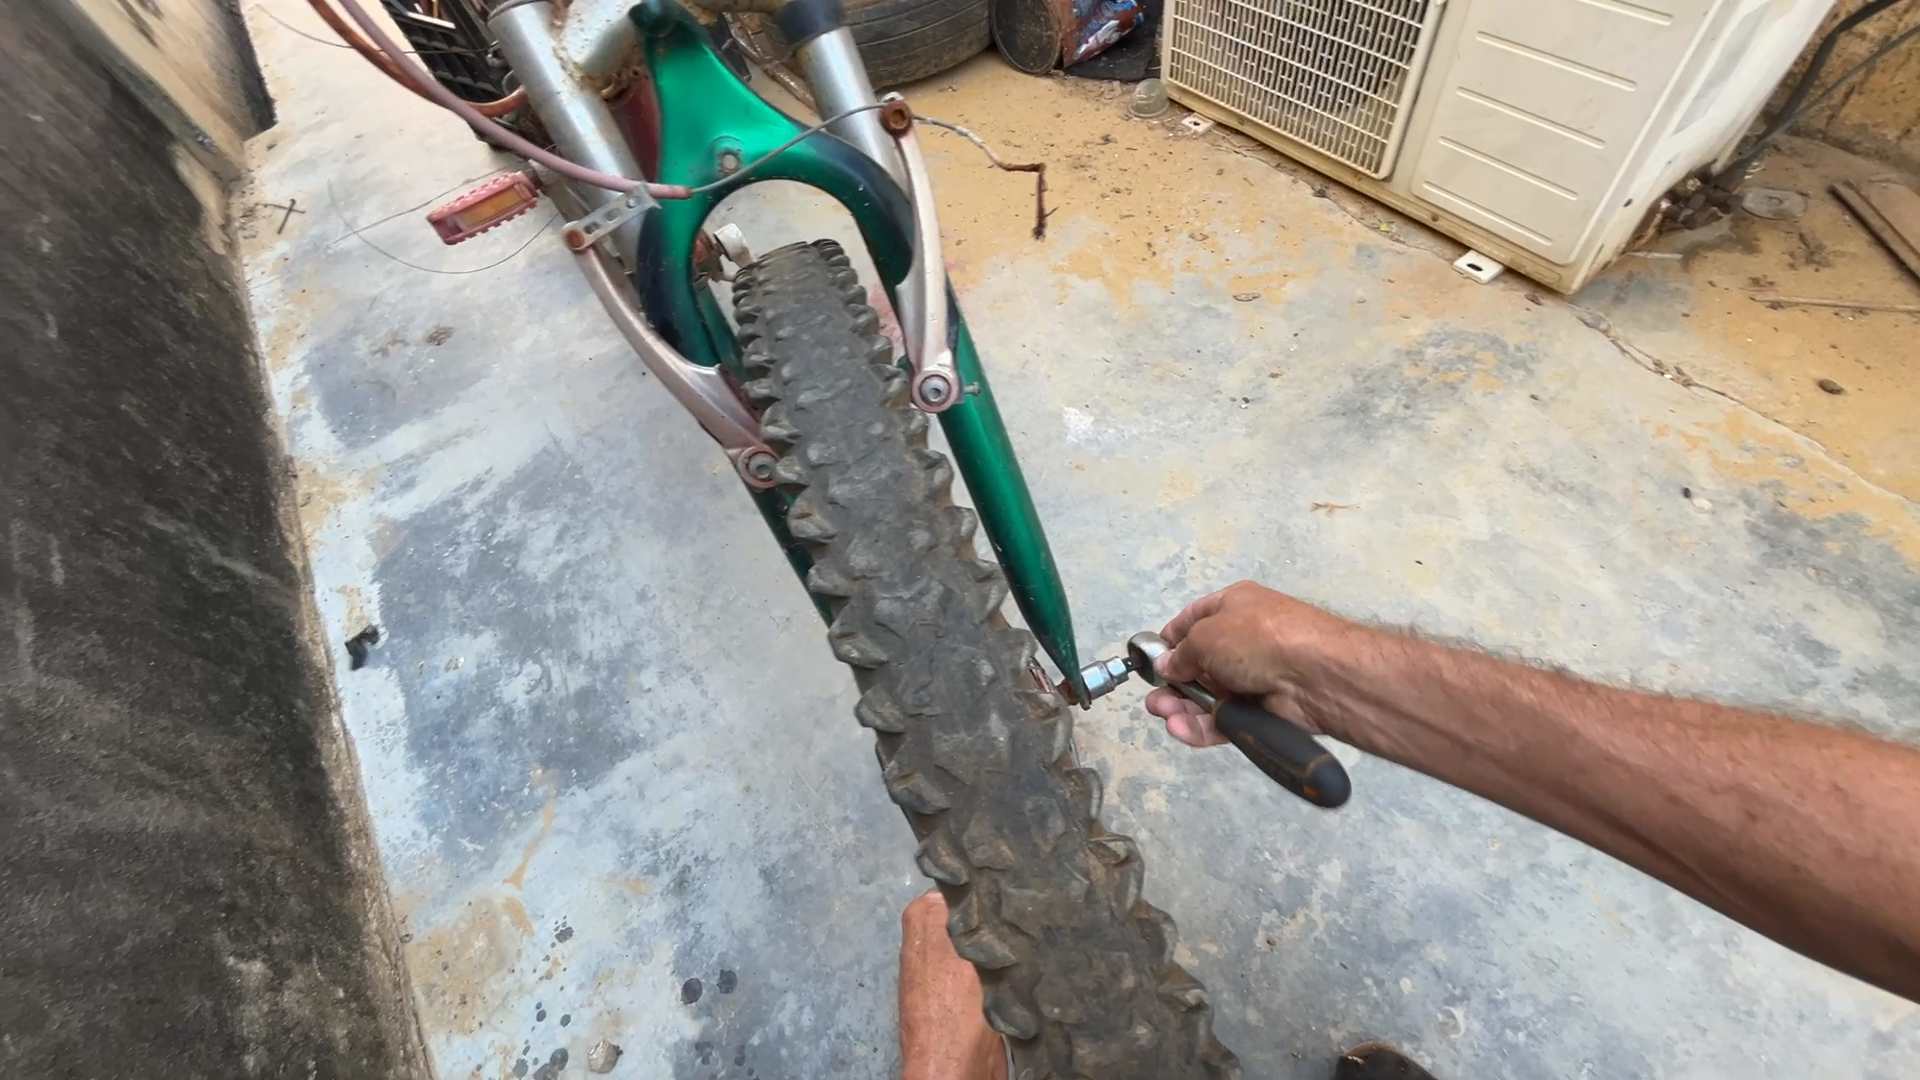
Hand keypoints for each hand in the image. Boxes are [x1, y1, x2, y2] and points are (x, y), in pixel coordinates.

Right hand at [1144, 581, 1361, 747]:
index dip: (1169, 640)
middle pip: (1197, 664)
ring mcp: (1254, 676)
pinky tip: (1182, 729)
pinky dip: (1202, 725)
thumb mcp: (1207, 635)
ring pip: (1208, 695)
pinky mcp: (1262, 710)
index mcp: (1234, 606)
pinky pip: (1225, 718)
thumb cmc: (1257, 638)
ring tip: (1163, 715)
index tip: (1151, 660)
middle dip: (1172, 683)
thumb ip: (1181, 653)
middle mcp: (1243, 639)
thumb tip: (1168, 666)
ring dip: (1182, 707)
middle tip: (1155, 699)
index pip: (1192, 620)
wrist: (1318, 676)